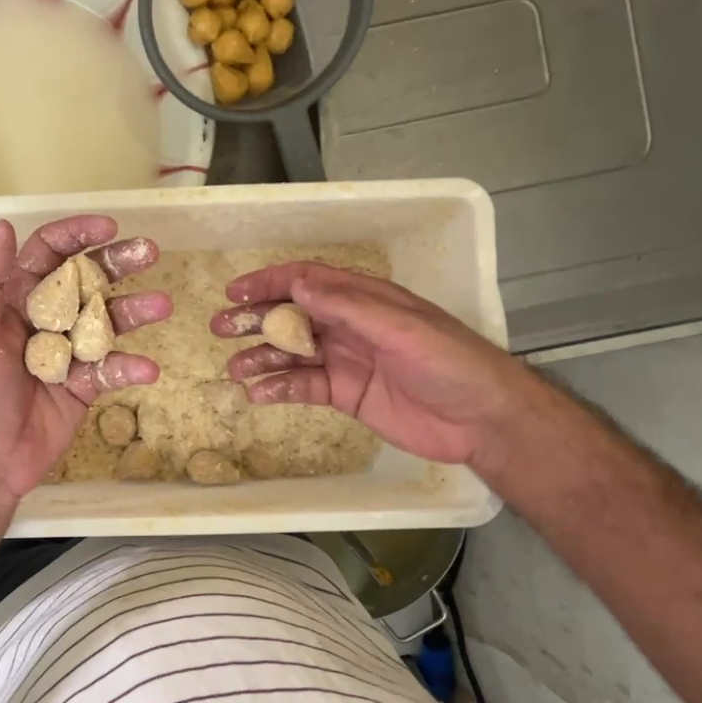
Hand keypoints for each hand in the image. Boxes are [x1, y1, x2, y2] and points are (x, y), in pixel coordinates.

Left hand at [0, 216, 169, 506]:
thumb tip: (5, 227)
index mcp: (12, 301)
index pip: (47, 255)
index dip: (76, 236)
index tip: (109, 228)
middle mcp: (42, 320)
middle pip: (84, 280)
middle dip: (116, 264)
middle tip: (149, 252)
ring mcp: (66, 352)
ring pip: (105, 321)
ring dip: (134, 310)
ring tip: (161, 305)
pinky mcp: (83, 386)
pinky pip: (110, 368)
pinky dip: (129, 367)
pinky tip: (145, 368)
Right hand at [211, 262, 547, 468]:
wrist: (481, 420)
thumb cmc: (448, 362)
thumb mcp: (402, 327)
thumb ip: (349, 306)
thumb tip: (298, 283)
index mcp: (365, 301)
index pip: (308, 282)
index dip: (270, 283)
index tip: (235, 293)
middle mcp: (349, 326)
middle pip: (291, 317)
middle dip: (254, 320)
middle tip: (220, 329)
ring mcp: (345, 361)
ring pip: (292, 354)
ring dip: (260, 358)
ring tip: (233, 370)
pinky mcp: (345, 394)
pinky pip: (303, 387)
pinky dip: (279, 389)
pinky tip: (258, 395)